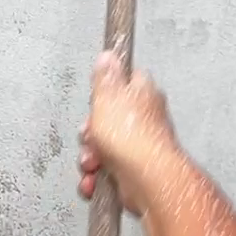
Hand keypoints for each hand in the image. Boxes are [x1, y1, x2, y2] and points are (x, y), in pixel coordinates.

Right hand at [79, 50, 184, 215]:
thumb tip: (108, 55)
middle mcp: (144, 119)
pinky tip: (94, 180)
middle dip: (90, 132)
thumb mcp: (108, 96)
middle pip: (106, 119)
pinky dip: (96, 178)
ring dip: (89, 157)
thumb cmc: (132, 137)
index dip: (103, 90)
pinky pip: (105, 171)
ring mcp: (139, 146)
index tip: (94, 99)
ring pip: (102, 148)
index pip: (123, 81)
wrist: (146, 179)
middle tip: (90, 136)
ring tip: (93, 163)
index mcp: (143, 93)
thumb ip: (105, 75)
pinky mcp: (133, 171)